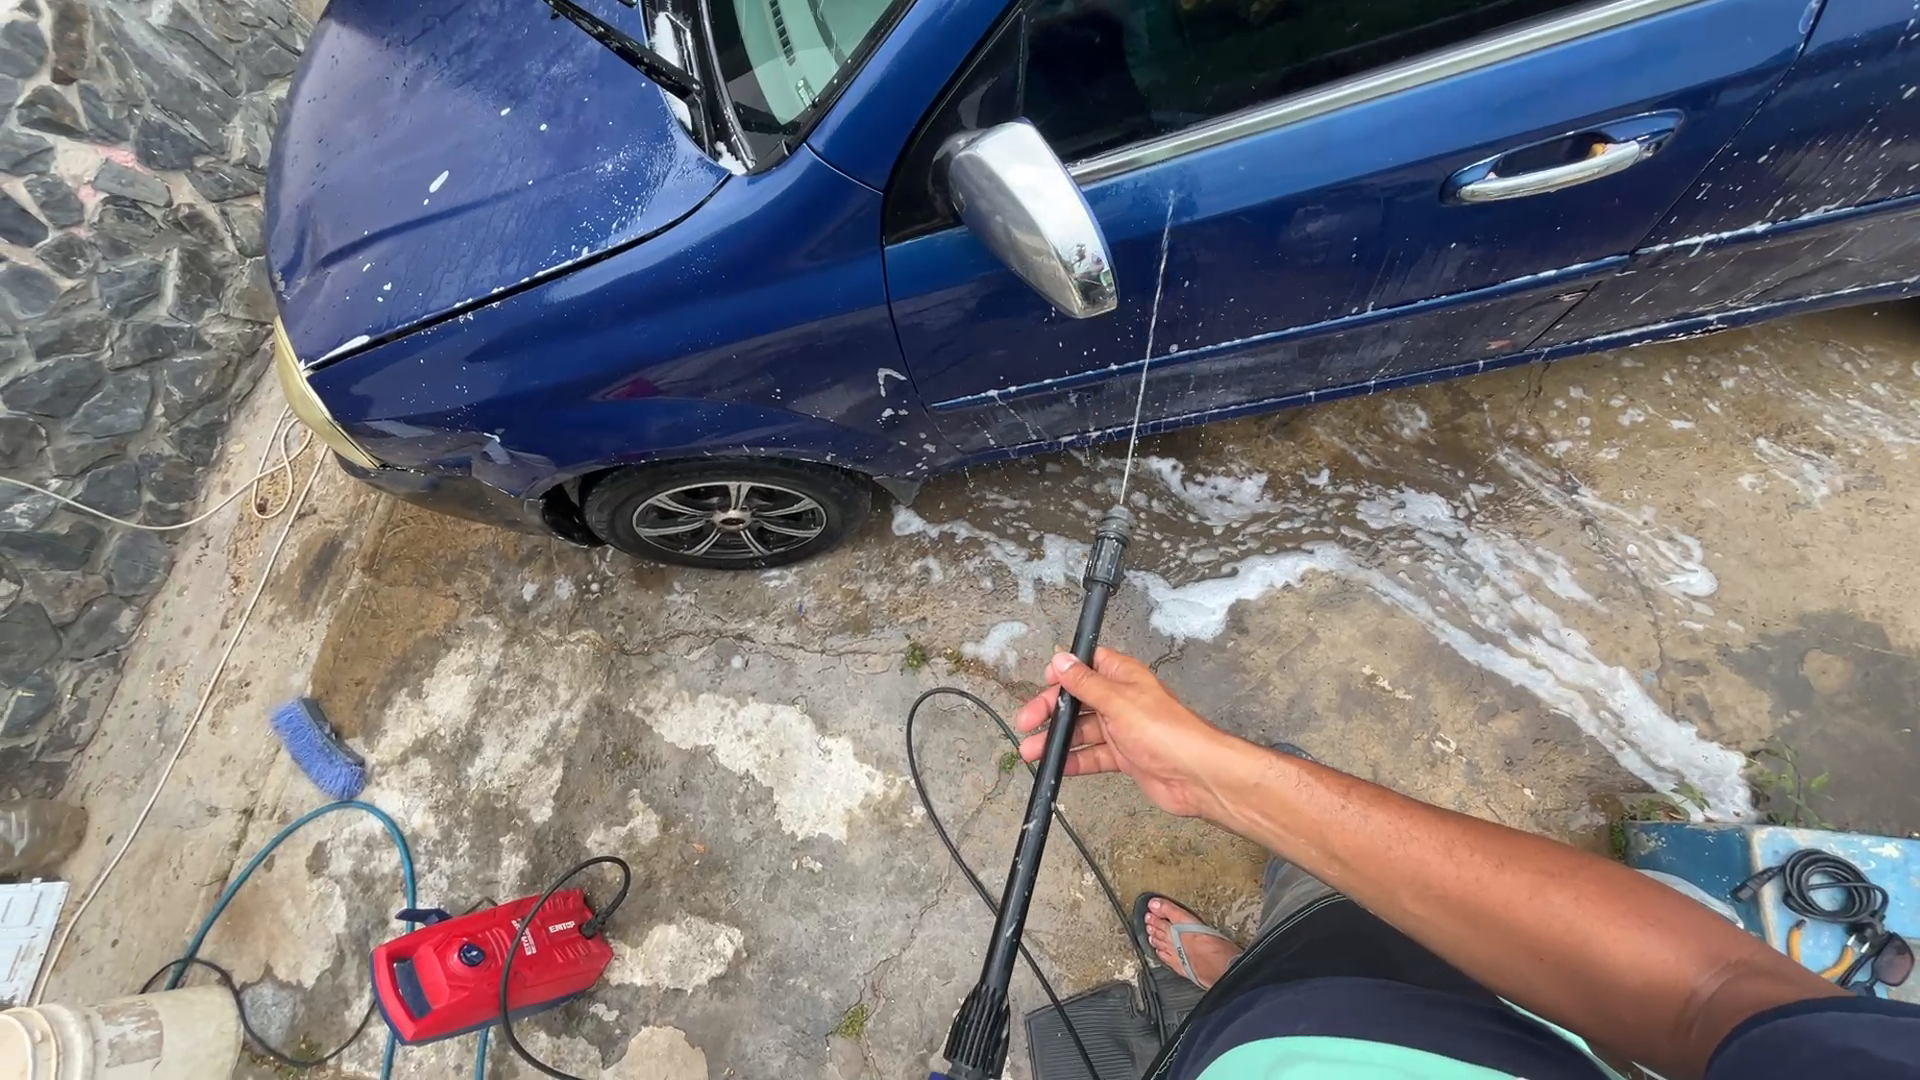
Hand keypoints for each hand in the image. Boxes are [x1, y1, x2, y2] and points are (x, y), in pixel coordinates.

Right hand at [1014, 647, 1242, 818]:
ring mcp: (1122, 729)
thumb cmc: (1166, 731)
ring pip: (1081, 731)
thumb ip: (1085, 682)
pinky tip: (1058, 766)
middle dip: (1050, 711)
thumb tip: (1062, 660)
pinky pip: (1092, 755)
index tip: (1044, 683)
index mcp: (1122, 677)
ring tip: (1032, 751)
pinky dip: (1074, 760)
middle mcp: (1121, 700)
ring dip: (1056, 740)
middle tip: (1027, 722)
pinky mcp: (1125, 756)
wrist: (1195, 774)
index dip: (1063, 673)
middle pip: (1077, 701)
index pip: (1086, 666)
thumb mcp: (1116, 700)